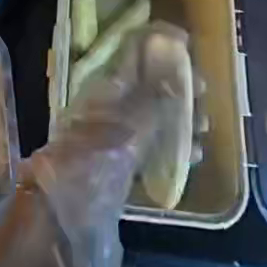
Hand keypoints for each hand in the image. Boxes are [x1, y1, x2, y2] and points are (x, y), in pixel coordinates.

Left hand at [25, 23, 205, 266]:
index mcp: (102, 90)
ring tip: (204, 128)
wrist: (61, 219)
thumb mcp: (128, 127)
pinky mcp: (117, 167)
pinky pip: (150, 147)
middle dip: (178, 87)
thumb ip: (155, 100)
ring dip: (180, 119)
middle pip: (147, 87)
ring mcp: (111, 138)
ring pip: (152, 118)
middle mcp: (106, 108)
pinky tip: (194, 156)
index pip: (132, 55)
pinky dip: (172, 147)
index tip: (188, 47)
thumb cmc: (92, 164)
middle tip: (205, 94)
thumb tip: (177, 66)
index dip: (159, 47)